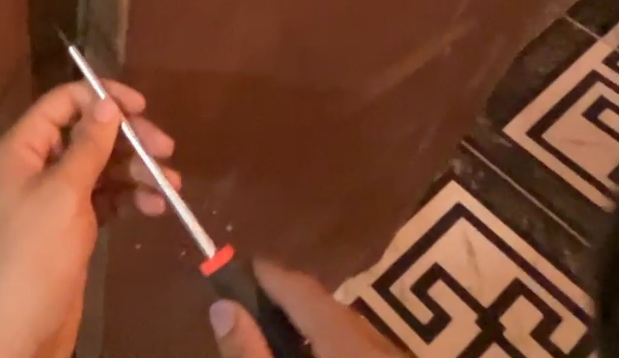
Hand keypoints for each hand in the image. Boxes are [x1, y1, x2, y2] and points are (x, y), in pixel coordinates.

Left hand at [0, 79, 177, 357]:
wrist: (19, 331)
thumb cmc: (35, 253)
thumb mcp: (64, 194)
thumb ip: (87, 145)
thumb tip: (107, 102)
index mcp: (24, 146)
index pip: (64, 102)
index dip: (101, 97)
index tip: (141, 107)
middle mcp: (38, 163)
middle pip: (88, 133)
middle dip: (127, 138)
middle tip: (167, 149)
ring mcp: (55, 195)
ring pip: (101, 166)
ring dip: (135, 170)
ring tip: (170, 186)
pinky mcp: (72, 224)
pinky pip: (106, 197)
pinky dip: (129, 197)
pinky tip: (155, 207)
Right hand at [210, 260, 401, 357]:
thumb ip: (250, 353)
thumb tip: (222, 305)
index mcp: (346, 343)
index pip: (300, 287)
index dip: (265, 274)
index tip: (230, 270)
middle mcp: (377, 343)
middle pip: (326, 307)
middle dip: (286, 303)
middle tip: (248, 312)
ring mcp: (396, 356)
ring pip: (349, 330)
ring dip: (311, 329)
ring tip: (277, 340)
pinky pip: (365, 349)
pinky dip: (336, 349)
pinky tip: (314, 357)